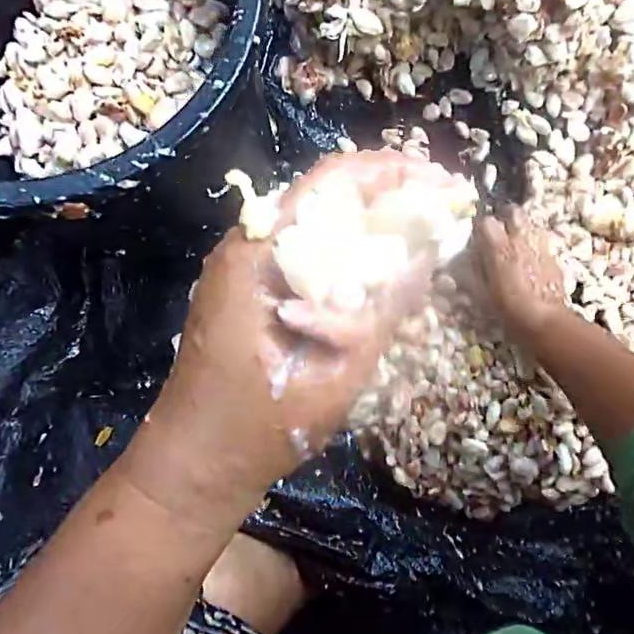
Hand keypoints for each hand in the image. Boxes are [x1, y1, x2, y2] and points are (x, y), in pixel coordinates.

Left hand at [121, 151, 435, 529]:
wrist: (194, 462)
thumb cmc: (259, 427)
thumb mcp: (336, 374)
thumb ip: (382, 312)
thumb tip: (426, 255)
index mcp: (259, 256)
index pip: (329, 182)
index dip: (390, 172)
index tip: (439, 183)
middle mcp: (246, 249)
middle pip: (322, 197)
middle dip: (384, 196)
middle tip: (436, 210)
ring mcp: (241, 270)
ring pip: (312, 226)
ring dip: (364, 225)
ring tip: (416, 236)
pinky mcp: (245, 292)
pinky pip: (301, 256)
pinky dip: (342, 255)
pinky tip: (374, 273)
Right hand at [472, 208, 569, 347]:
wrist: (544, 323)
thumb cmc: (507, 310)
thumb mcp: (480, 294)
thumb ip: (470, 272)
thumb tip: (462, 261)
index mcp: (499, 248)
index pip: (486, 221)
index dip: (479, 228)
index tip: (475, 238)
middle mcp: (521, 241)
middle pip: (514, 212)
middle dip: (505, 218)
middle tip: (498, 233)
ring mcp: (540, 247)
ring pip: (531, 224)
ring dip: (521, 230)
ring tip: (514, 245)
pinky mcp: (554, 258)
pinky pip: (542, 242)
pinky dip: (534, 246)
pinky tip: (531, 262)